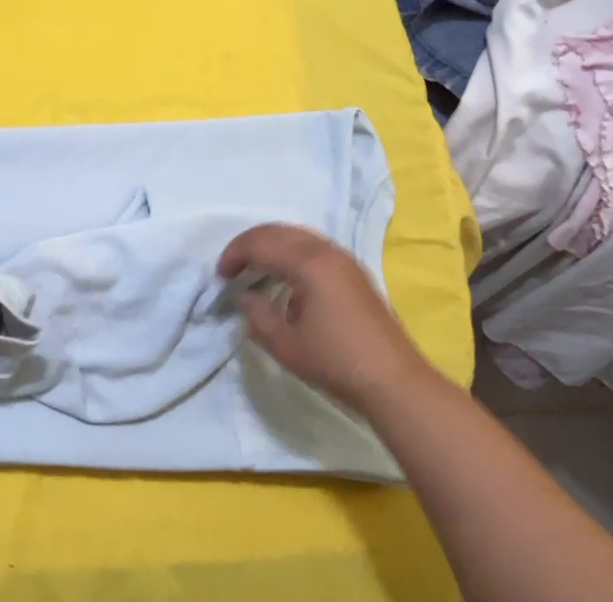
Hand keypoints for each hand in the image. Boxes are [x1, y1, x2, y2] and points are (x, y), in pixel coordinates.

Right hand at [218, 223, 428, 409]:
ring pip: (297, 236)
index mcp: (308, 264)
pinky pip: (313, 247)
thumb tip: (243, 296)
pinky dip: (291, 252)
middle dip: (250, 244)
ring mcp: (344, 259)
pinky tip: (285, 277)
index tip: (220, 276)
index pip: (261, 243)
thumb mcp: (285, 344)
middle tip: (232, 268)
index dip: (234, 255)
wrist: (392, 380)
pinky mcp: (354, 272)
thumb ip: (256, 314)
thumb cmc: (335, 361)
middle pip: (279, 232)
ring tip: (254, 269)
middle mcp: (327, 252)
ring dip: (271, 246)